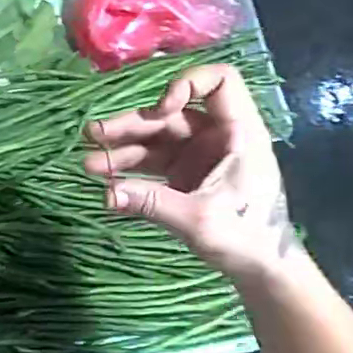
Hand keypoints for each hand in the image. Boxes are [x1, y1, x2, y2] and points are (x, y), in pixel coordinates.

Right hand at [83, 64, 301, 285]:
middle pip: (172, 114)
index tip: (162, 109)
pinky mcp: (187, 176)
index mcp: (238, 133)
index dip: (188, 84)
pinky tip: (106, 181)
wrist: (262, 270)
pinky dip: (132, 171)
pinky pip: (155, 164)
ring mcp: (200, 155)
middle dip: (133, 124)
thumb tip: (106, 194)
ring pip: (157, 139)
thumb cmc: (246, 238)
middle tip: (93, 135)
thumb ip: (153, 203)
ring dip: (124, 149)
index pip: (220, 82)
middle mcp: (218, 136)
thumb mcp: (200, 220)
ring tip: (89, 163)